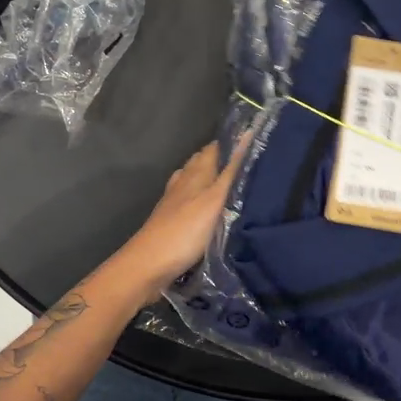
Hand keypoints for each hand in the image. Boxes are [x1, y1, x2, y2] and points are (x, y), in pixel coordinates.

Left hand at [120, 138, 247, 295]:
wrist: (148, 265)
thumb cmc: (185, 231)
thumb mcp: (214, 199)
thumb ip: (230, 171)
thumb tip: (246, 135)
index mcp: (195, 174)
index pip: (214, 149)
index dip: (230, 142)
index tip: (252, 138)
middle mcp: (183, 182)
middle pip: (201, 162)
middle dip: (220, 157)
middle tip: (246, 160)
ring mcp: (173, 200)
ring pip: (192, 179)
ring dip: (209, 175)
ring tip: (229, 180)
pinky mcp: (170, 218)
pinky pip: (188, 197)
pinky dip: (199, 194)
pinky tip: (205, 203)